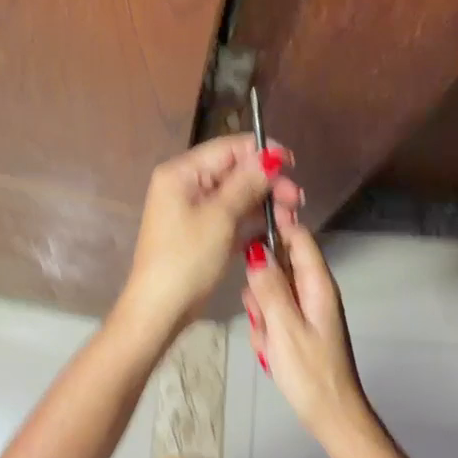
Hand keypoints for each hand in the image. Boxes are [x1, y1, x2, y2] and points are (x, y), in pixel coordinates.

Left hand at [116, 134, 301, 339]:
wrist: (160, 309)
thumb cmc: (188, 259)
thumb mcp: (221, 217)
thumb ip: (247, 183)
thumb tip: (272, 155)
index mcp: (182, 172)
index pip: (229, 148)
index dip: (263, 153)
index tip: (293, 165)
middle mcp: (186, 183)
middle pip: (235, 170)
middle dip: (267, 182)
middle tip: (296, 201)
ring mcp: (193, 208)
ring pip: (237, 194)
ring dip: (264, 202)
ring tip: (289, 219)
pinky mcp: (201, 230)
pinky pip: (231, 215)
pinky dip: (252, 220)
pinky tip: (274, 229)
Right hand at [243, 217, 370, 439]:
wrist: (331, 416)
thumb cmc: (310, 372)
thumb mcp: (283, 328)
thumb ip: (269, 288)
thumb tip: (257, 250)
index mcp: (317, 285)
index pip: (299, 238)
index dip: (276, 225)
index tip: (247, 223)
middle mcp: (314, 291)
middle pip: (279, 266)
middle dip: (261, 286)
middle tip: (260, 315)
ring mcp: (307, 311)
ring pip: (271, 293)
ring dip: (261, 313)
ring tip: (267, 340)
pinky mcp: (299, 329)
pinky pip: (274, 317)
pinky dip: (267, 331)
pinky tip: (269, 351)